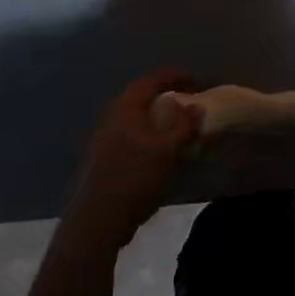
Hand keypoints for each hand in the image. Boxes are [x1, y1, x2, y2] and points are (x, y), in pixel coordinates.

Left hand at [68, 71, 201, 245]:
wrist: (98, 219)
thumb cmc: (135, 177)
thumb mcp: (168, 150)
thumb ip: (184, 126)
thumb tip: (196, 107)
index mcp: (125, 109)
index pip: (151, 81)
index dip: (174, 77)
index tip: (195, 80)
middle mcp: (111, 118)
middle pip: (141, 98)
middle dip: (166, 97)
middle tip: (189, 103)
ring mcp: (104, 139)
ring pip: (136, 119)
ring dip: (158, 119)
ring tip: (180, 128)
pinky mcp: (104, 159)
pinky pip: (132, 136)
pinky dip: (150, 136)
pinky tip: (162, 152)